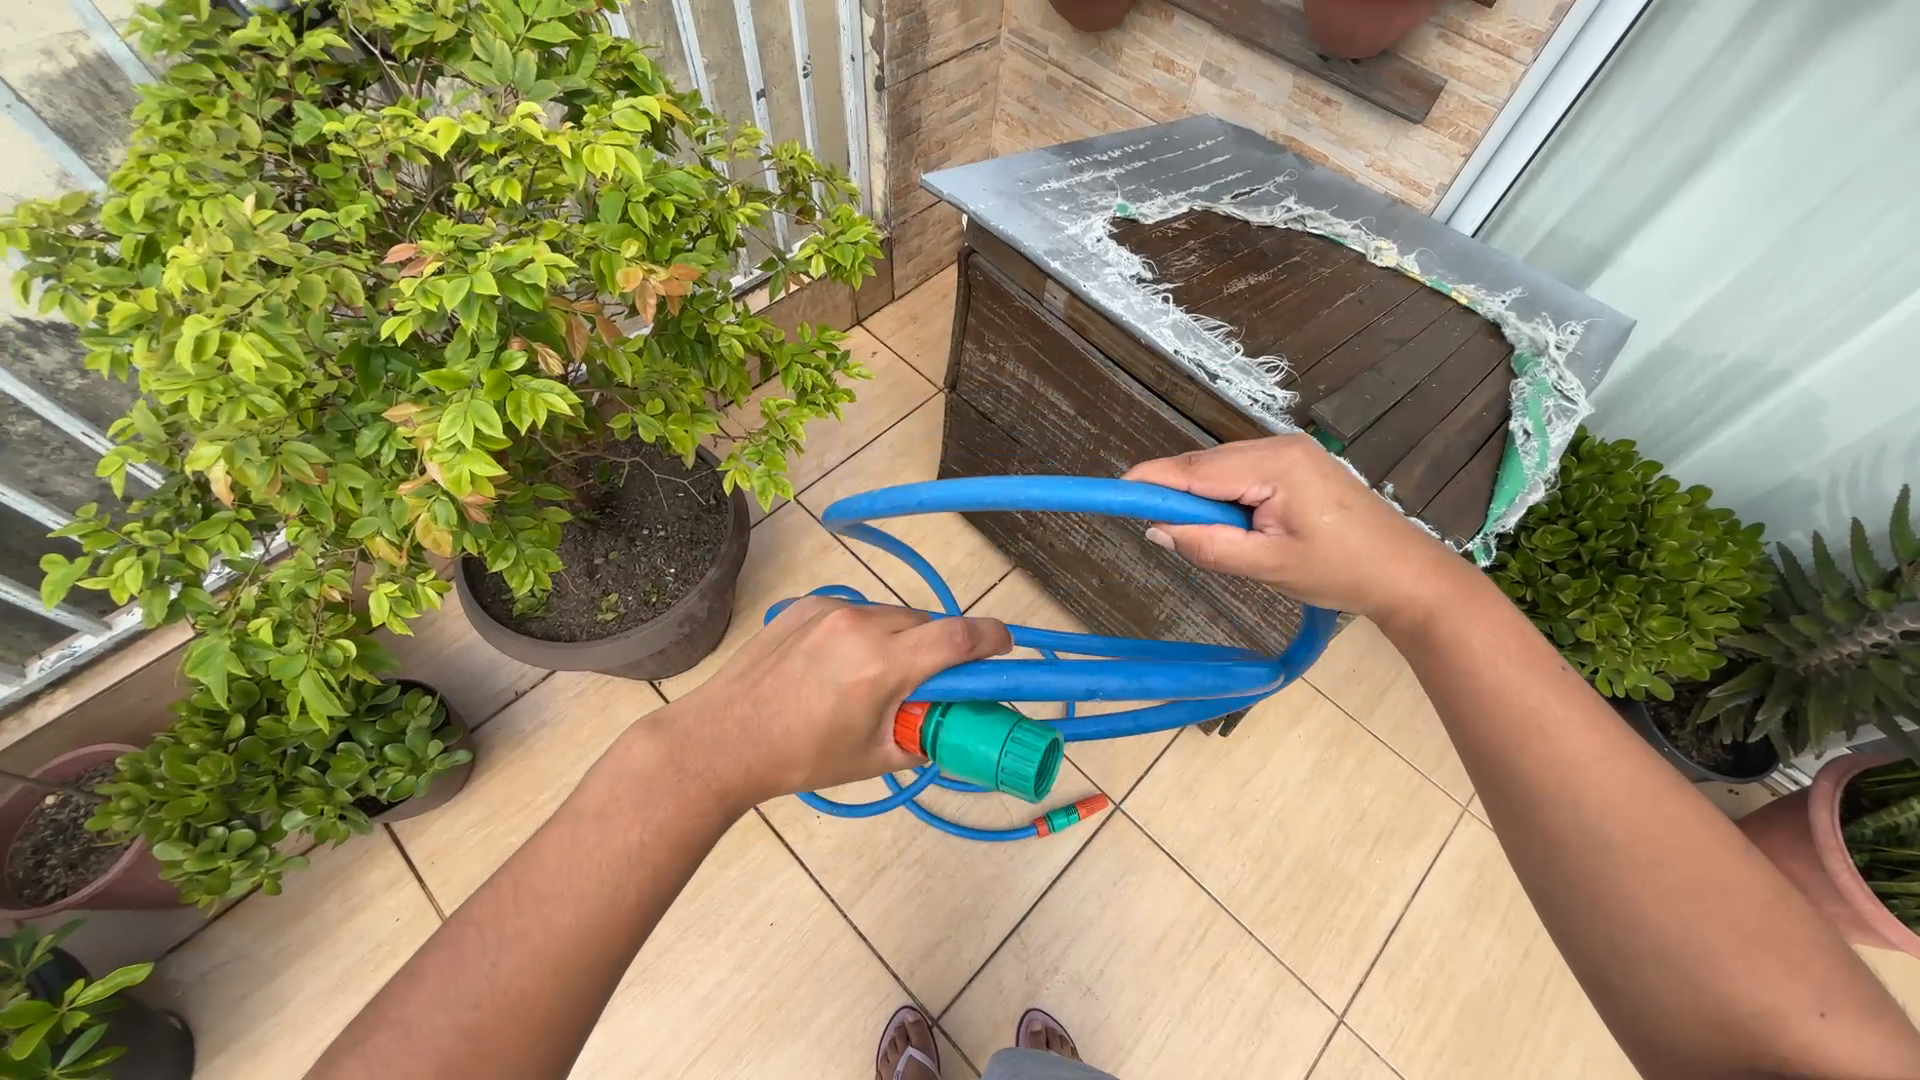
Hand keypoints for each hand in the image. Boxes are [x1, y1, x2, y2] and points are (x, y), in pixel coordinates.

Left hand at [676, 597, 1012, 805]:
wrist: (723, 738)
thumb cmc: (801, 758)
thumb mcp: (874, 758)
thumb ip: (923, 737)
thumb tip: (953, 726)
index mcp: (882, 665)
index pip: (960, 636)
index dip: (993, 637)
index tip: (1005, 646)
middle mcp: (861, 624)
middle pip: (928, 623)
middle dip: (941, 647)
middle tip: (931, 679)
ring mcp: (831, 608)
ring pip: (894, 614)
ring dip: (903, 637)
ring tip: (878, 673)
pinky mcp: (808, 603)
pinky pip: (858, 611)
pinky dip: (866, 630)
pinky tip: (842, 662)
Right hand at [1123, 435, 1470, 624]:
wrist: (1406, 573)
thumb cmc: (1342, 572)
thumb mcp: (1267, 566)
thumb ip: (1207, 545)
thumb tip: (1157, 530)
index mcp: (1275, 465)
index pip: (1194, 469)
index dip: (1150, 480)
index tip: (1114, 491)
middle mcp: (1279, 445)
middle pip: (1204, 465)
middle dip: (1176, 495)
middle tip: (1160, 532)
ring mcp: (1289, 451)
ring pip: (1219, 470)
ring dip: (1202, 499)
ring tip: (1207, 537)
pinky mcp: (1294, 463)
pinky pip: (1239, 474)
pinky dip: (1223, 498)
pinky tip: (1230, 524)